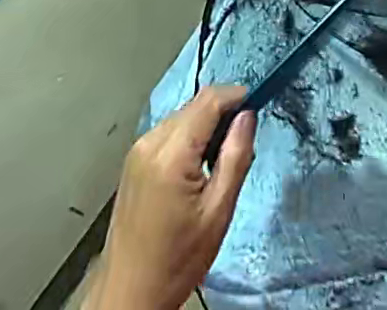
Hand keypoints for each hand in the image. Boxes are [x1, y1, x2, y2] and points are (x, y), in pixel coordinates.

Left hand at [86, 87, 256, 309]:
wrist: (128, 294)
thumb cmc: (177, 260)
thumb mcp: (218, 212)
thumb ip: (236, 157)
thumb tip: (248, 116)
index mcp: (170, 154)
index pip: (209, 101)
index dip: (236, 96)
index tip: (257, 106)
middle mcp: (149, 142)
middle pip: (194, 105)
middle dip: (222, 112)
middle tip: (243, 140)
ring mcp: (137, 150)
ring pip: (182, 116)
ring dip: (205, 124)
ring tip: (222, 158)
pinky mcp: (133, 160)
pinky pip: (168, 131)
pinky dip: (189, 136)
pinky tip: (198, 165)